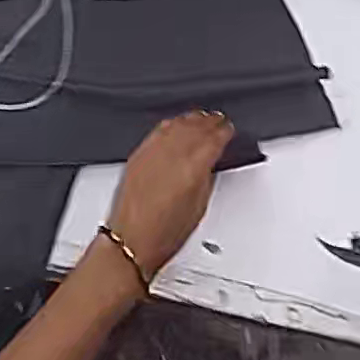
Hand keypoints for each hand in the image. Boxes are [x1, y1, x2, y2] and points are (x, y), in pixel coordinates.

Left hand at [106, 110, 234, 275]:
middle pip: (197, 126)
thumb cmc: (163, 233)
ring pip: (178, 123)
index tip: (228, 129)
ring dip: (193, 120)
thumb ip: (206, 177)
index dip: (224, 131)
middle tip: (219, 121)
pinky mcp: (139, 153)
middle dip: (211, 122)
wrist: (131, 239)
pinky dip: (172, 124)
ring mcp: (153, 152)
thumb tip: (209, 163)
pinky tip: (176, 124)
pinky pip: (160, 129)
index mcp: (193, 168)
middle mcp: (172, 155)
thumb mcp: (200, 206)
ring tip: (202, 119)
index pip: (214, 139)